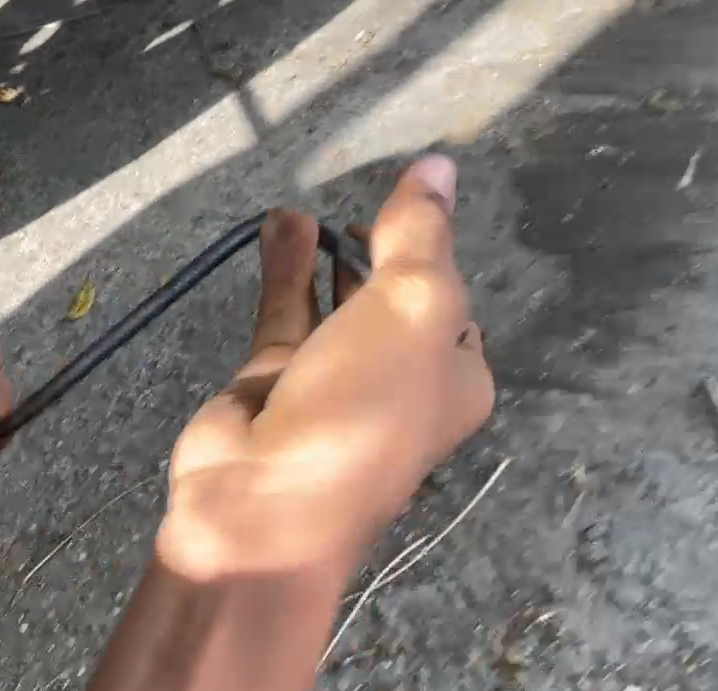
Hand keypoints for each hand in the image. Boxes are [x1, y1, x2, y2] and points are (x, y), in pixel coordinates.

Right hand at [159, 156, 493, 579]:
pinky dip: (282, 274)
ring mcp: (325, 388)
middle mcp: (392, 387)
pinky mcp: (267, 387)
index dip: (435, 259)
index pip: (453, 310)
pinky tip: (280, 224)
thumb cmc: (364, 410)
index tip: (411, 207)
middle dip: (376, 256)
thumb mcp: (413, 310)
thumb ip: (420, 234)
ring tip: (306, 206)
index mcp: (451, 382)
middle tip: (358, 210)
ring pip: (328, 308)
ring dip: (321, 257)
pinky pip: (281, 318)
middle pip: (388, 307)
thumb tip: (438, 164)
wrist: (265, 499)